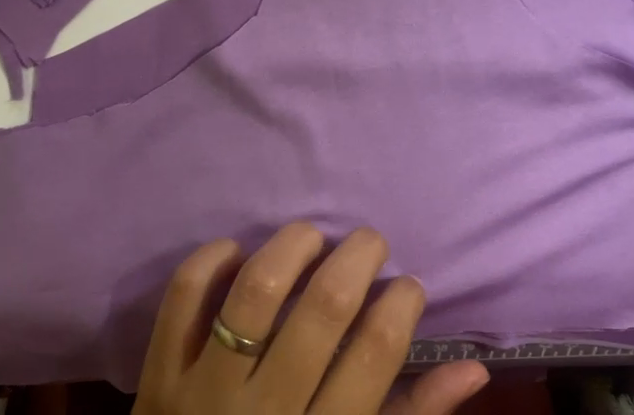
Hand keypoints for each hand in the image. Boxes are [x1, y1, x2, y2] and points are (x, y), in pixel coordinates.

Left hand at [137, 222, 489, 414]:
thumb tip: (473, 370)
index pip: (375, 356)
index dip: (401, 304)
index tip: (408, 285)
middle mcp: (268, 409)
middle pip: (323, 311)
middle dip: (357, 258)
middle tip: (370, 242)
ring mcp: (206, 390)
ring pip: (255, 292)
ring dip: (292, 247)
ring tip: (312, 236)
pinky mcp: (160, 376)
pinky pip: (182, 301)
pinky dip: (209, 262)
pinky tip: (237, 250)